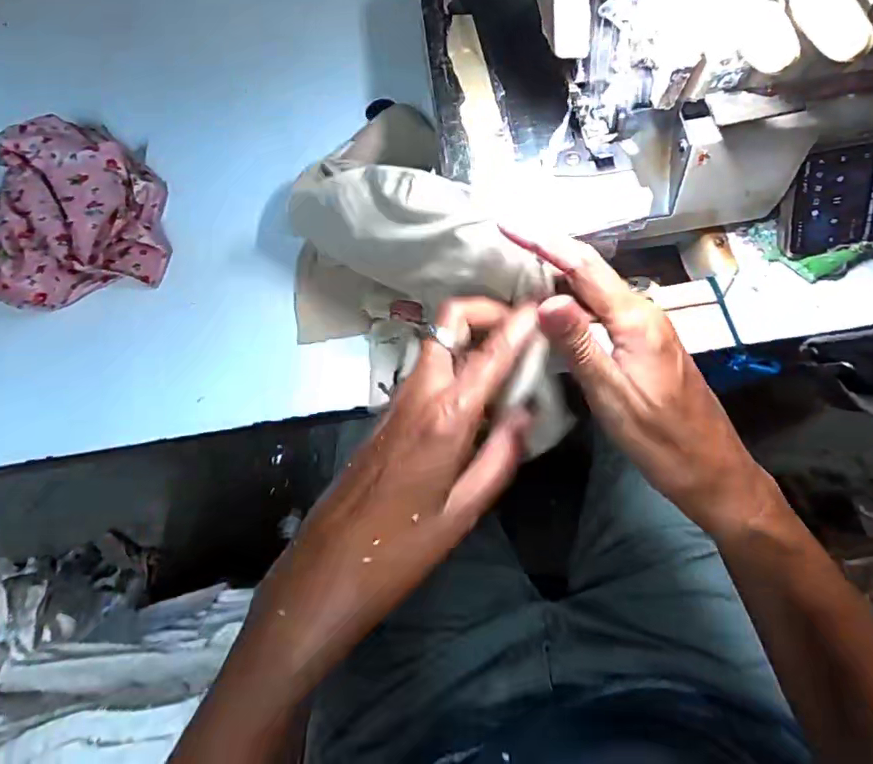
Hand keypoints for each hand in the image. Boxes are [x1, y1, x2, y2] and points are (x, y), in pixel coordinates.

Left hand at [231, 298, 539, 698]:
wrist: (329, 565)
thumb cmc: (402, 548)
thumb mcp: (463, 511)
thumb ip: (500, 457)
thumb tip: (526, 414)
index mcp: (445, 416)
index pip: (489, 351)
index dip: (518, 323)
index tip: (543, 306)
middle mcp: (419, 393)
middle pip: (449, 320)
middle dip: (487, 312)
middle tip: (521, 329)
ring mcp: (399, 399)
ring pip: (439, 343)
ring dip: (473, 338)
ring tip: (512, 364)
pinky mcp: (390, 412)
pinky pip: (429, 371)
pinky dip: (457, 365)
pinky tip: (480, 400)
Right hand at [503, 226, 787, 539]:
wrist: (713, 470)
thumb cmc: (663, 440)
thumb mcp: (613, 396)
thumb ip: (579, 346)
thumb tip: (545, 300)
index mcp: (635, 319)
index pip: (582, 266)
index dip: (542, 241)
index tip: (508, 225)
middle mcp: (642, 312)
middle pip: (589, 269)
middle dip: (546, 248)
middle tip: (506, 238)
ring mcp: (645, 326)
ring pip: (595, 288)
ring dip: (557, 272)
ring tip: (519, 263)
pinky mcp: (643, 341)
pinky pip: (601, 308)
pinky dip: (572, 300)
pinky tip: (552, 307)